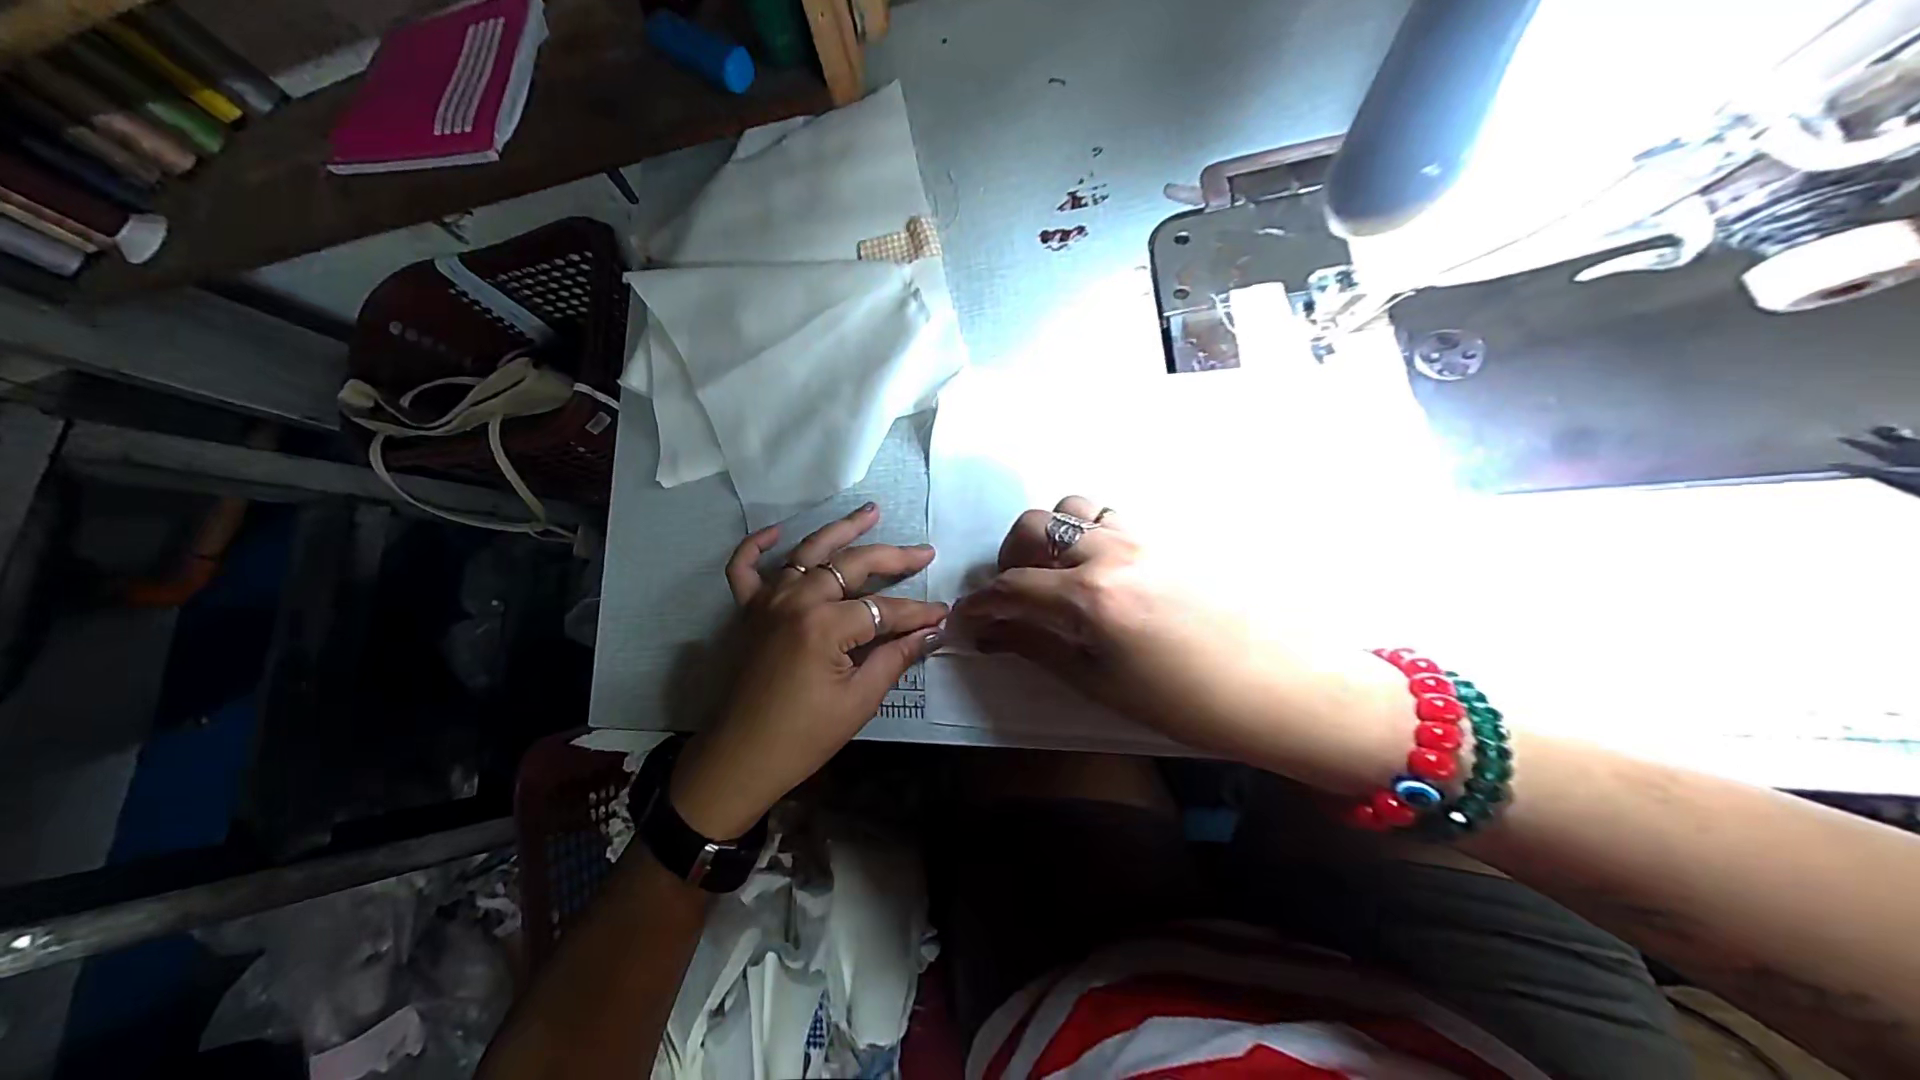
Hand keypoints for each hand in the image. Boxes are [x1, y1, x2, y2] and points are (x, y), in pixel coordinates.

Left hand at [668, 503, 946, 838]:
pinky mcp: (747, 611)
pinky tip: (778, 532)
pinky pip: (744, 568)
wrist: (741, 758)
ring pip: (807, 552)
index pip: (884, 609)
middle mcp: (796, 600)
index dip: (918, 613)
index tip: (944, 613)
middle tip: (924, 551)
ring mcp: (767, 601)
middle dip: (893, 557)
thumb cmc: (805, 736)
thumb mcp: (859, 700)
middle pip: (852, 565)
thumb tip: (932, 632)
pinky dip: (758, 547)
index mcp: (825, 625)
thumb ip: (895, 657)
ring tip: (870, 512)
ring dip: (840, 530)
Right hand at [954, 496, 1413, 794]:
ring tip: (1057, 573)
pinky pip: (1114, 516)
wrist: (1278, 688)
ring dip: (1052, 534)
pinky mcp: (1169, 538)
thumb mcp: (1099, 683)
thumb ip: (1039, 647)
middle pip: (1034, 525)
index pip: (1011, 586)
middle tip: (1013, 592)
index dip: (980, 603)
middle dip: (1010, 556)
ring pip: (1076, 507)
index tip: (966, 618)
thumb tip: (993, 633)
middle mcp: (1110, 551)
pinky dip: (1091, 531)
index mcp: (1088, 595)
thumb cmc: (1185, 702)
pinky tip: (1101, 569)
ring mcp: (1142, 538)